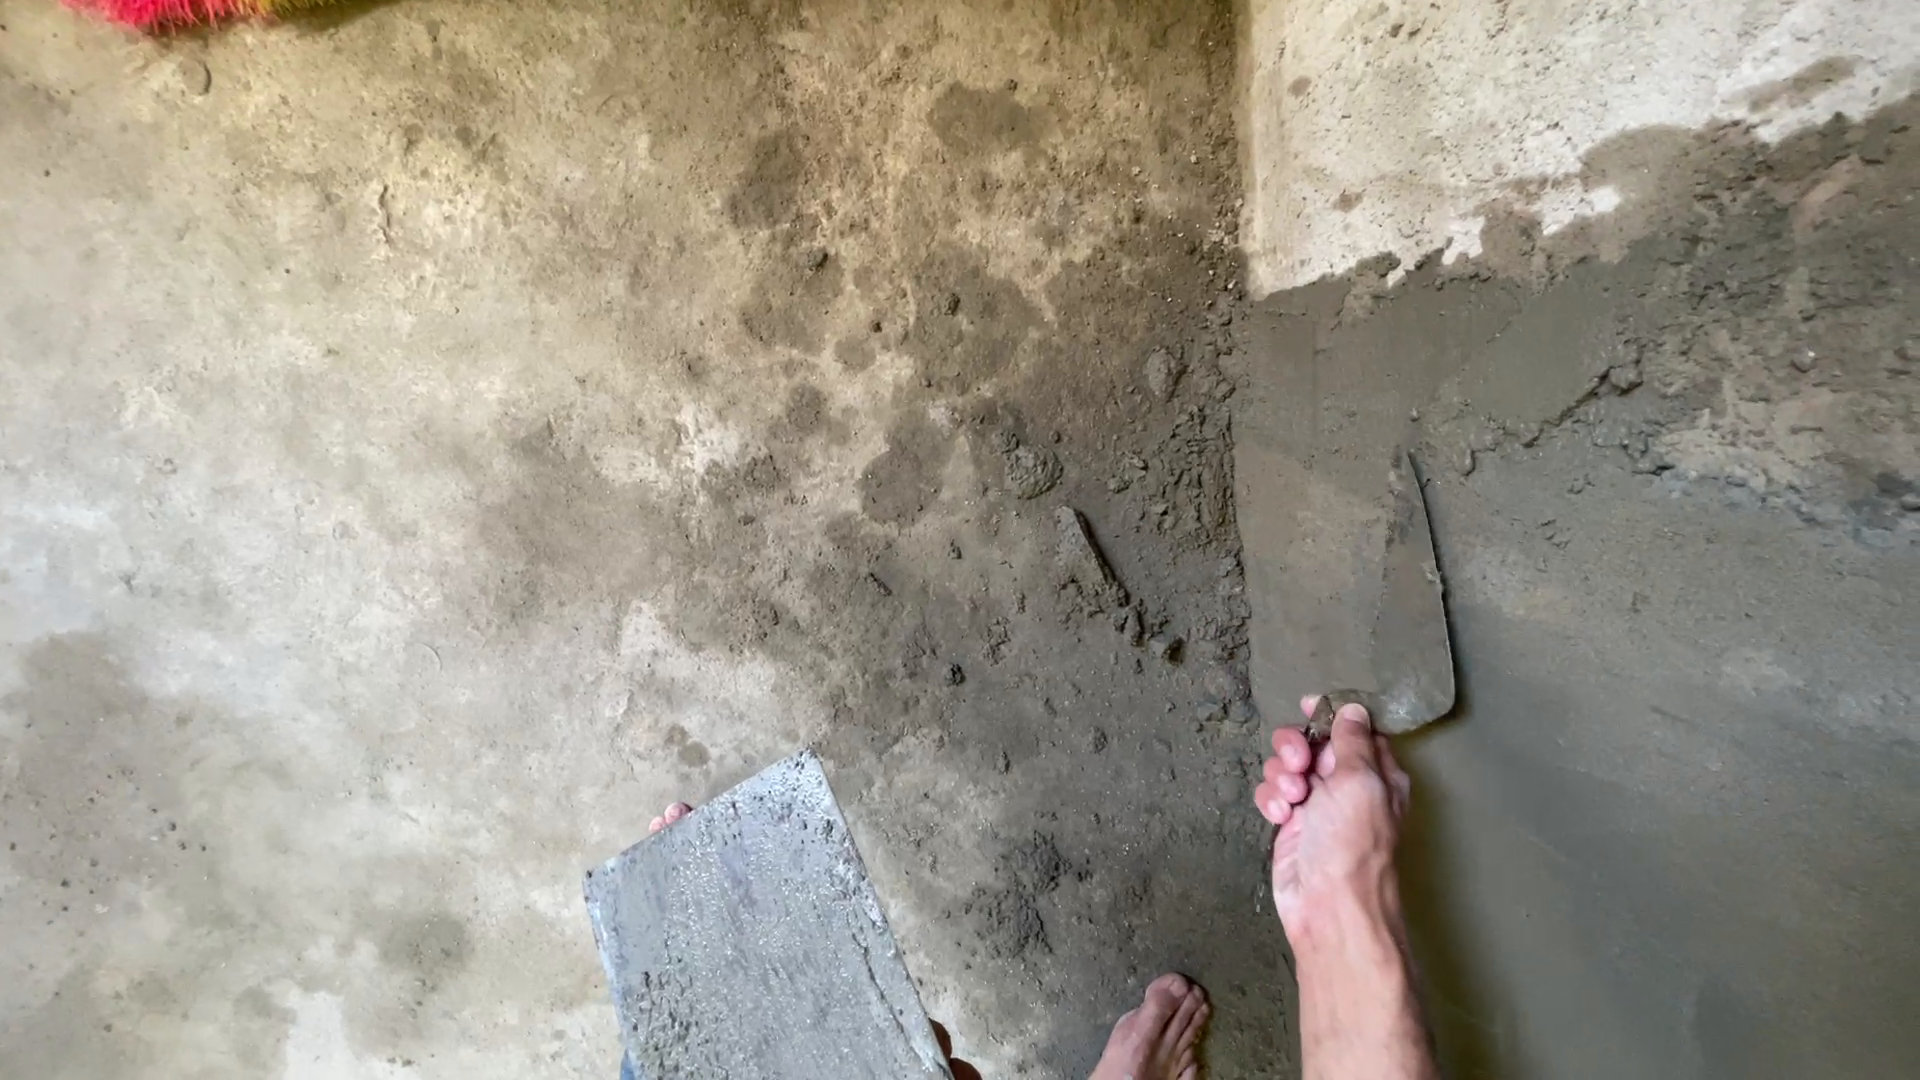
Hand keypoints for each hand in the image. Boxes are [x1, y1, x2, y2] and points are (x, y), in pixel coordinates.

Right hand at [1252, 696, 1411, 937]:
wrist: (1328, 905)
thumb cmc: (1352, 842)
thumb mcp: (1361, 782)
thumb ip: (1353, 740)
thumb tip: (1353, 708)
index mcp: (1374, 773)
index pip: (1351, 728)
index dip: (1329, 714)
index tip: (1307, 705)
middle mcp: (1344, 785)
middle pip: (1309, 741)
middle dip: (1294, 747)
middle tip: (1298, 764)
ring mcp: (1314, 803)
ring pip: (1284, 765)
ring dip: (1280, 776)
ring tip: (1291, 800)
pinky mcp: (1289, 821)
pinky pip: (1270, 793)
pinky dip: (1270, 800)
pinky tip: (1279, 818)